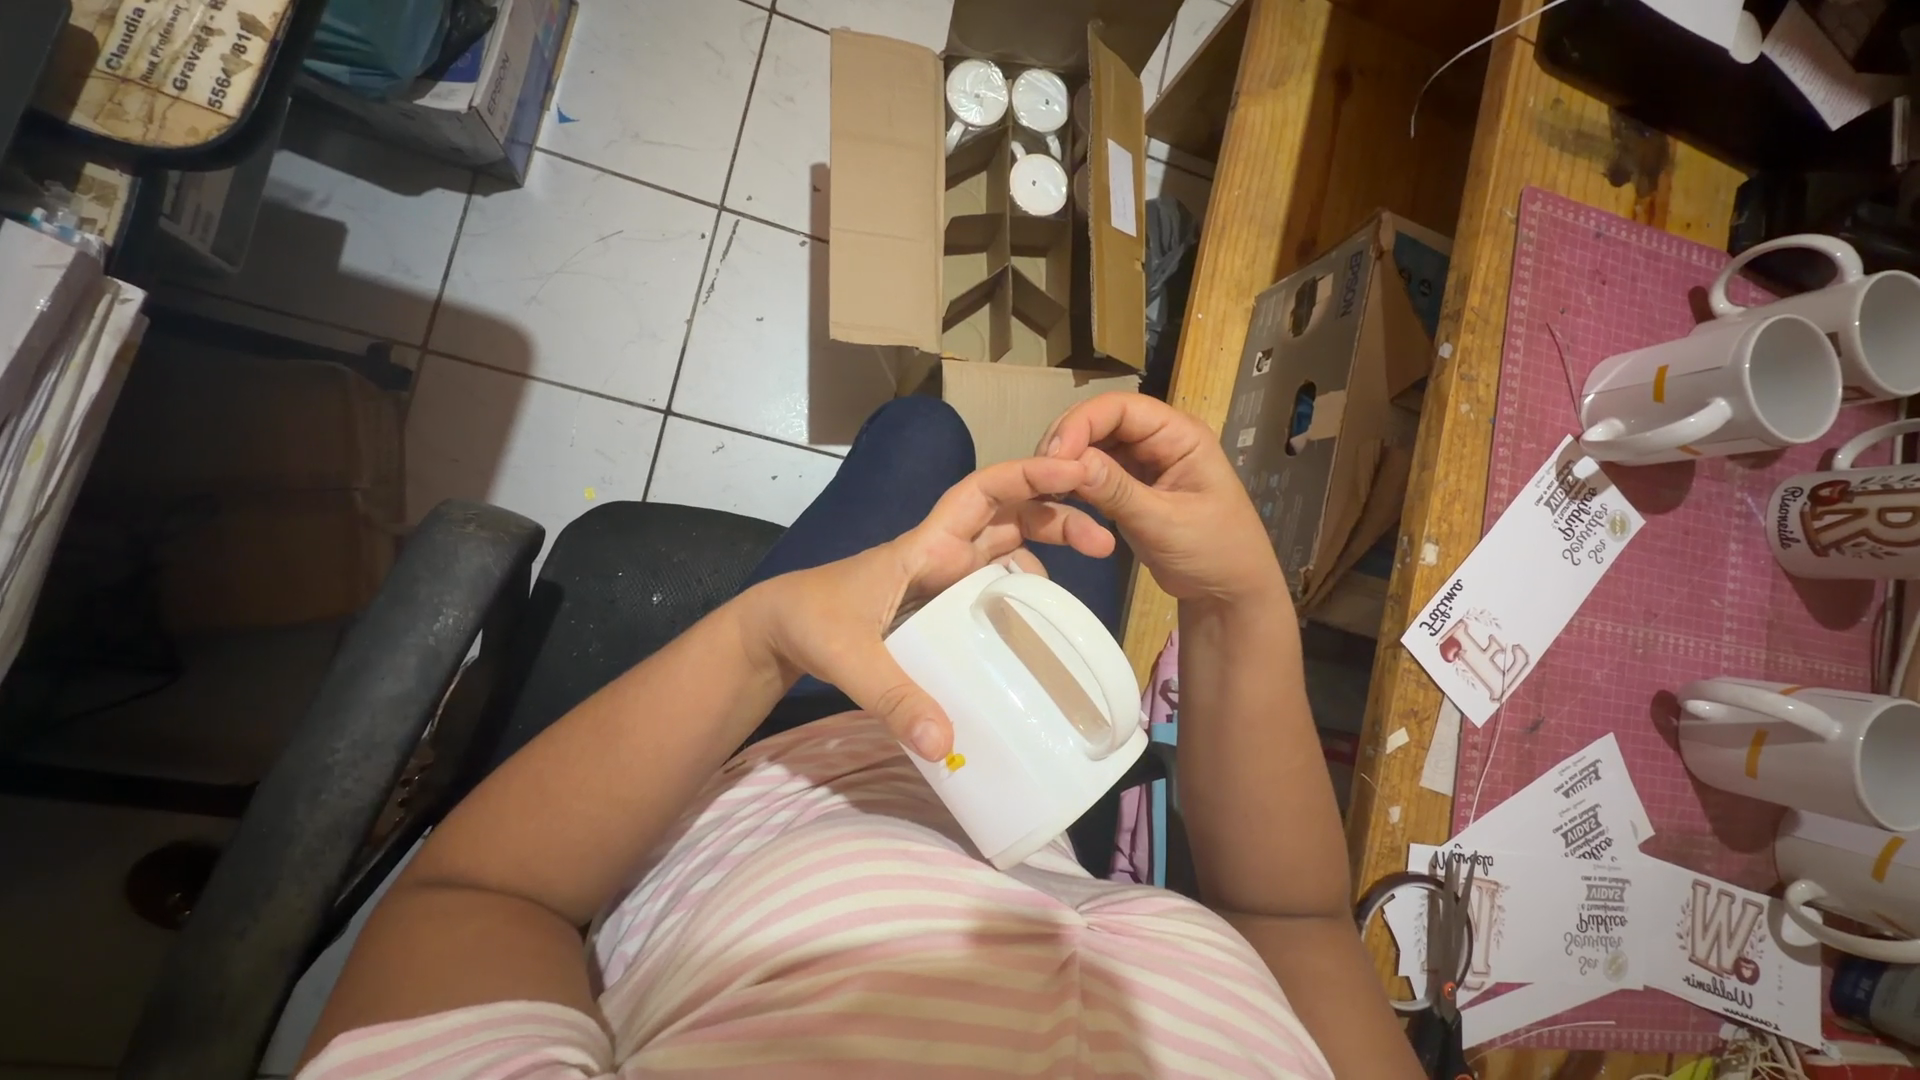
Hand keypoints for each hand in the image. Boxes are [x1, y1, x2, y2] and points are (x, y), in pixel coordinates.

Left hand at [744, 457, 1114, 760]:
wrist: (778, 626)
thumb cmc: (809, 621)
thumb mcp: (847, 656)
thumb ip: (891, 696)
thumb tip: (945, 744)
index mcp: (924, 547)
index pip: (982, 493)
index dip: (1029, 476)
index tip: (1076, 472)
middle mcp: (940, 554)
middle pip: (1009, 516)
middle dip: (1058, 514)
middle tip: (1105, 541)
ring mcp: (942, 577)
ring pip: (1005, 545)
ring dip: (1046, 546)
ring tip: (1088, 569)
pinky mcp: (939, 602)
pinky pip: (991, 583)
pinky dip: (1020, 587)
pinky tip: (1037, 617)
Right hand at [1040, 393, 1283, 605]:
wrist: (1226, 594)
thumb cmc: (1213, 553)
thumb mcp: (1165, 523)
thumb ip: (1119, 492)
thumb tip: (1072, 463)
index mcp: (1179, 434)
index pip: (1122, 408)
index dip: (1082, 423)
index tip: (1053, 456)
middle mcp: (1157, 439)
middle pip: (1102, 421)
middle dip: (1068, 441)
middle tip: (1038, 473)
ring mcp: (1141, 463)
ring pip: (1092, 446)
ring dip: (1066, 462)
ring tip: (1041, 486)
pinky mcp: (1128, 487)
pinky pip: (1094, 473)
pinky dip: (1072, 482)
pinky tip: (1053, 498)